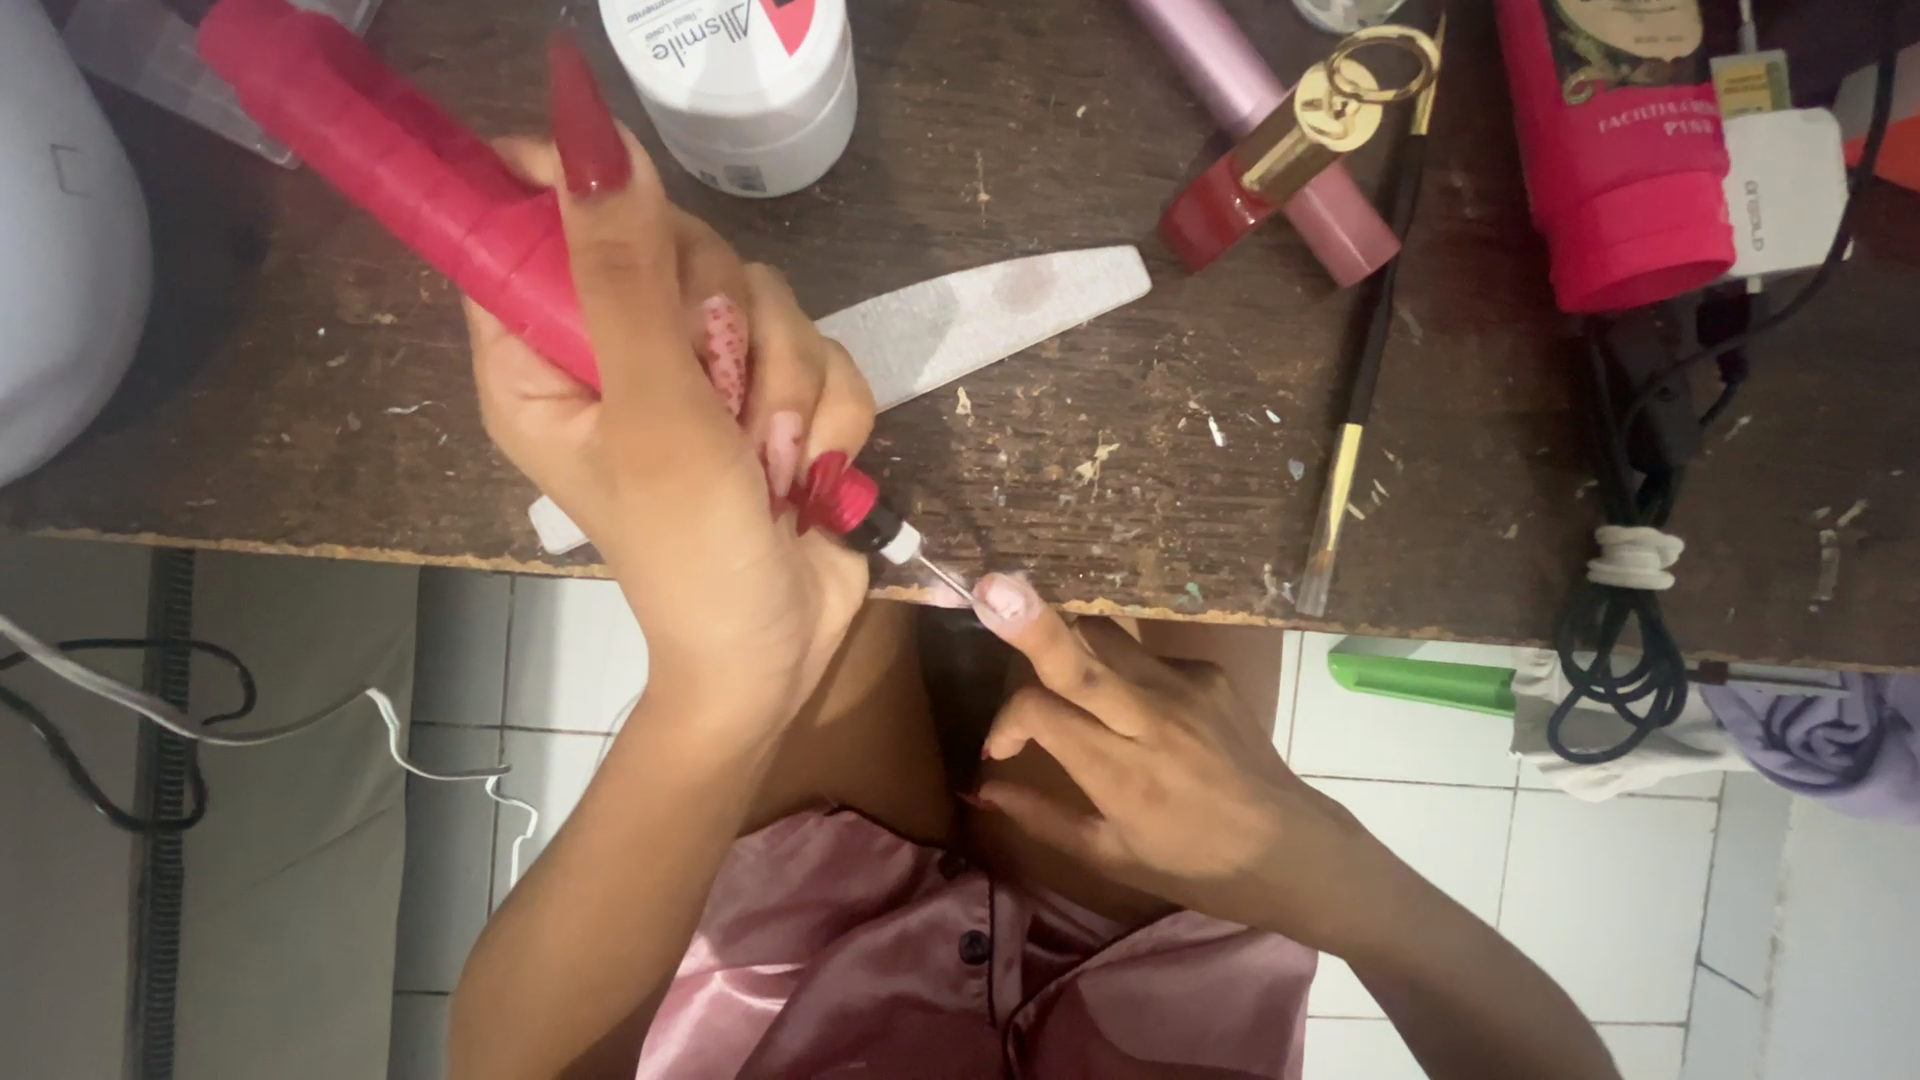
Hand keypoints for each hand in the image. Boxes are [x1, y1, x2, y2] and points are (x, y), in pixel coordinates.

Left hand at [464, 38, 876, 723]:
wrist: (780, 643)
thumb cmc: (691, 551)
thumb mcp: (653, 417)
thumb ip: (624, 282)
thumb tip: (594, 141)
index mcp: (546, 361)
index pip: (529, 228)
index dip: (579, 197)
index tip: (643, 218)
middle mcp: (625, 355)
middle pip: (680, 249)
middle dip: (729, 329)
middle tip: (726, 402)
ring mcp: (712, 376)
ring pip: (771, 302)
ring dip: (790, 390)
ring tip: (776, 465)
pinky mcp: (782, 399)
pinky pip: (824, 354)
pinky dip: (830, 417)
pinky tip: (814, 473)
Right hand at [968, 574, 1420, 952]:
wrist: (1295, 849)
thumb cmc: (1194, 865)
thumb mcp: (1111, 855)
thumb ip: (1040, 817)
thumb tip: (979, 788)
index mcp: (1123, 774)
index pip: (1041, 710)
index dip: (1005, 721)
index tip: (999, 750)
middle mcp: (1151, 718)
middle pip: (1079, 654)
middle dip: (1029, 619)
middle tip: (990, 585)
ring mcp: (1185, 686)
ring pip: (1105, 635)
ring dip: (1070, 643)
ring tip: (1062, 667)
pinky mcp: (1209, 672)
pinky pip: (1143, 654)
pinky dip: (1121, 671)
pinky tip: (1139, 709)